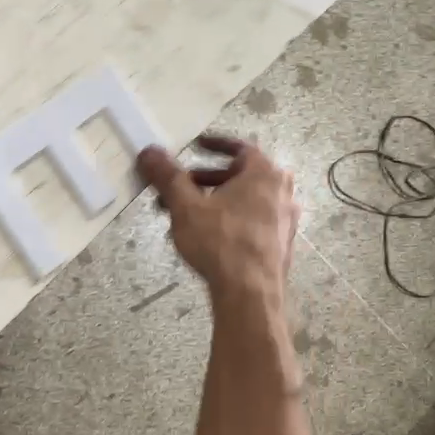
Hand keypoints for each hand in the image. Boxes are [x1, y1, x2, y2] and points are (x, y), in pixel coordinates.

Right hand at [137, 135, 300, 302]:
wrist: (250, 290)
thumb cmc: (220, 241)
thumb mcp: (185, 207)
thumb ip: (168, 177)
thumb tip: (149, 151)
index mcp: (264, 173)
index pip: (241, 147)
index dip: (216, 144)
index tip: (196, 144)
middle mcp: (281, 189)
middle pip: (241, 174)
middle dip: (206, 179)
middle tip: (180, 187)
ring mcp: (285, 216)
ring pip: (246, 198)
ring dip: (215, 199)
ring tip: (186, 214)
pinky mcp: (281, 240)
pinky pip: (253, 218)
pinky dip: (230, 217)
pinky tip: (208, 234)